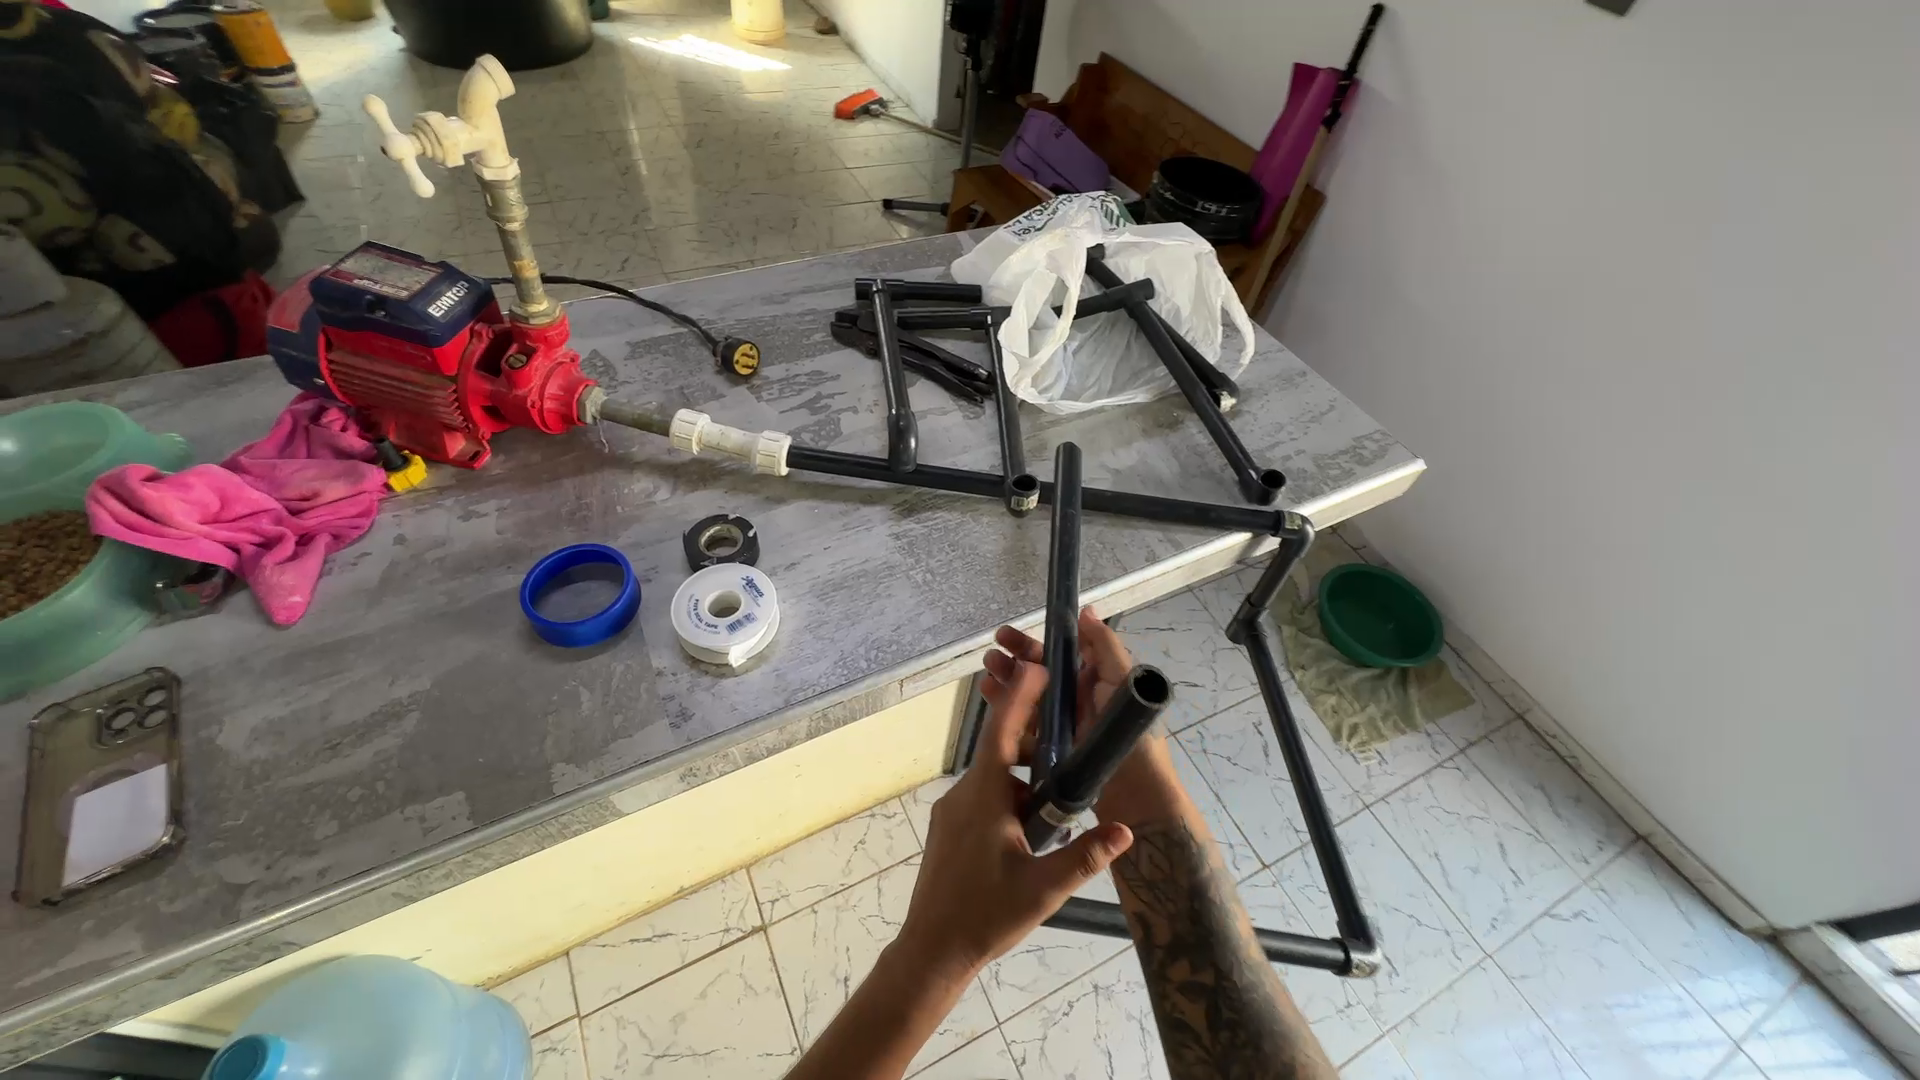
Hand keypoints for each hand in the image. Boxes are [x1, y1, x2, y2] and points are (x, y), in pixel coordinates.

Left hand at [897, 650, 1133, 981]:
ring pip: (993, 780)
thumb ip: (1085, 857)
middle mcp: (964, 793)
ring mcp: (952, 811)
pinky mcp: (948, 829)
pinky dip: (1008, 799)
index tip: (1036, 666)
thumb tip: (1124, 829)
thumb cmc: (986, 915)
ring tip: (1057, 805)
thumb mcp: (1044, 888)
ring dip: (1024, 782)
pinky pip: (982, 798)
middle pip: (1002, 753)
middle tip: (1070, 745)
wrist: (932, 950)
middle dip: (1035, 746)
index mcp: (984, 796)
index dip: (1019, 696)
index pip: (1003, 732)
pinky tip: (1029, 830)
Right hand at [984, 608, 1189, 826]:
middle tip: (989, 657)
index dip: (1032, 643)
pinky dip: (1006, 717)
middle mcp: (1076, 702)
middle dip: (1012, 663)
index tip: (1005, 635)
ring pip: (1026, 701)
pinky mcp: (1051, 756)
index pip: (1058, 655)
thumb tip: (1085, 611)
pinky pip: (1023, 731)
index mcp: (1093, 682)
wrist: (1137, 798)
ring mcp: (1062, 729)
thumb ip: (1103, 646)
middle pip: (1037, 677)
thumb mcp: (1123, 681)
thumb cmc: (1132, 735)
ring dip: (1005, 686)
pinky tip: (990, 708)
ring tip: (986, 678)